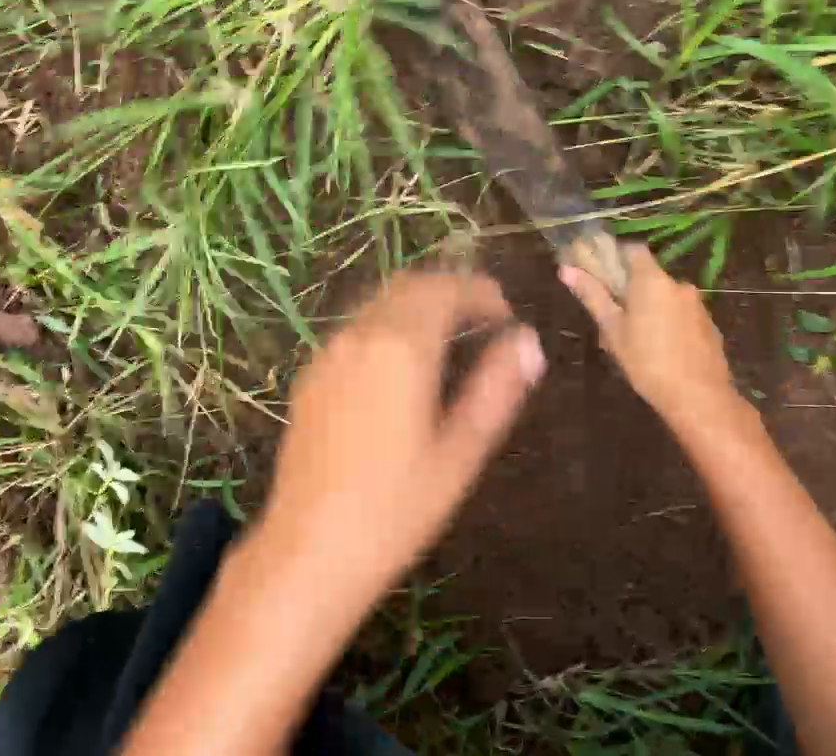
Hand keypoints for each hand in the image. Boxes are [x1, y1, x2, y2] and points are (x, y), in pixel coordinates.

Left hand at [252, 268, 543, 610]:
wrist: (308, 548)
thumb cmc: (395, 510)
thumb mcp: (459, 455)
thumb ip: (496, 390)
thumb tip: (527, 343)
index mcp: (401, 349)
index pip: (443, 289)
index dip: (479, 291)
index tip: (505, 314)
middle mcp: (359, 337)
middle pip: (407, 285)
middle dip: (448, 290)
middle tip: (483, 319)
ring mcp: (327, 354)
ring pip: (376, 303)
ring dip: (415, 304)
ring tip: (450, 337)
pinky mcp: (309, 376)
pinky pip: (353, 329)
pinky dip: (385, 325)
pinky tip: (402, 364)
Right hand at [560, 242, 754, 437]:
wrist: (699, 397)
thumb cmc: (646, 361)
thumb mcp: (612, 329)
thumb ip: (592, 295)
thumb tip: (566, 269)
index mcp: (652, 280)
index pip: (633, 250)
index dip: (616, 256)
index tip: (601, 274)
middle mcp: (678, 285)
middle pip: (650, 276)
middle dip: (631, 290)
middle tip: (614, 318)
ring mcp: (698, 305)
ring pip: (666, 297)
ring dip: (651, 308)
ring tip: (636, 339)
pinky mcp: (709, 325)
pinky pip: (683, 315)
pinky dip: (670, 323)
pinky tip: (661, 350)